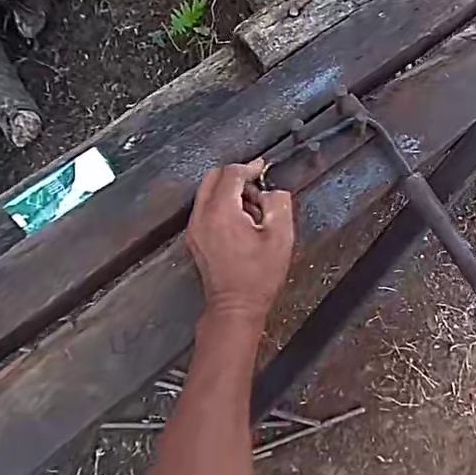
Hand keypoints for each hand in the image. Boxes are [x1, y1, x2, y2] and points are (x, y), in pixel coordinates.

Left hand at [187, 160, 294, 322]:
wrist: (236, 307)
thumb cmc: (257, 277)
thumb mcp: (280, 237)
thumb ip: (278, 204)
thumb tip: (272, 192)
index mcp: (221, 212)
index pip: (231, 174)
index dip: (249, 167)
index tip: (262, 168)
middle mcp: (202, 217)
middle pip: (213, 178)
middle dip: (236, 178)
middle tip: (258, 192)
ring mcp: (195, 229)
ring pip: (208, 193)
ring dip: (229, 193)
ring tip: (253, 213)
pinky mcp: (195, 240)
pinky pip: (205, 210)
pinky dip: (221, 207)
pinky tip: (241, 225)